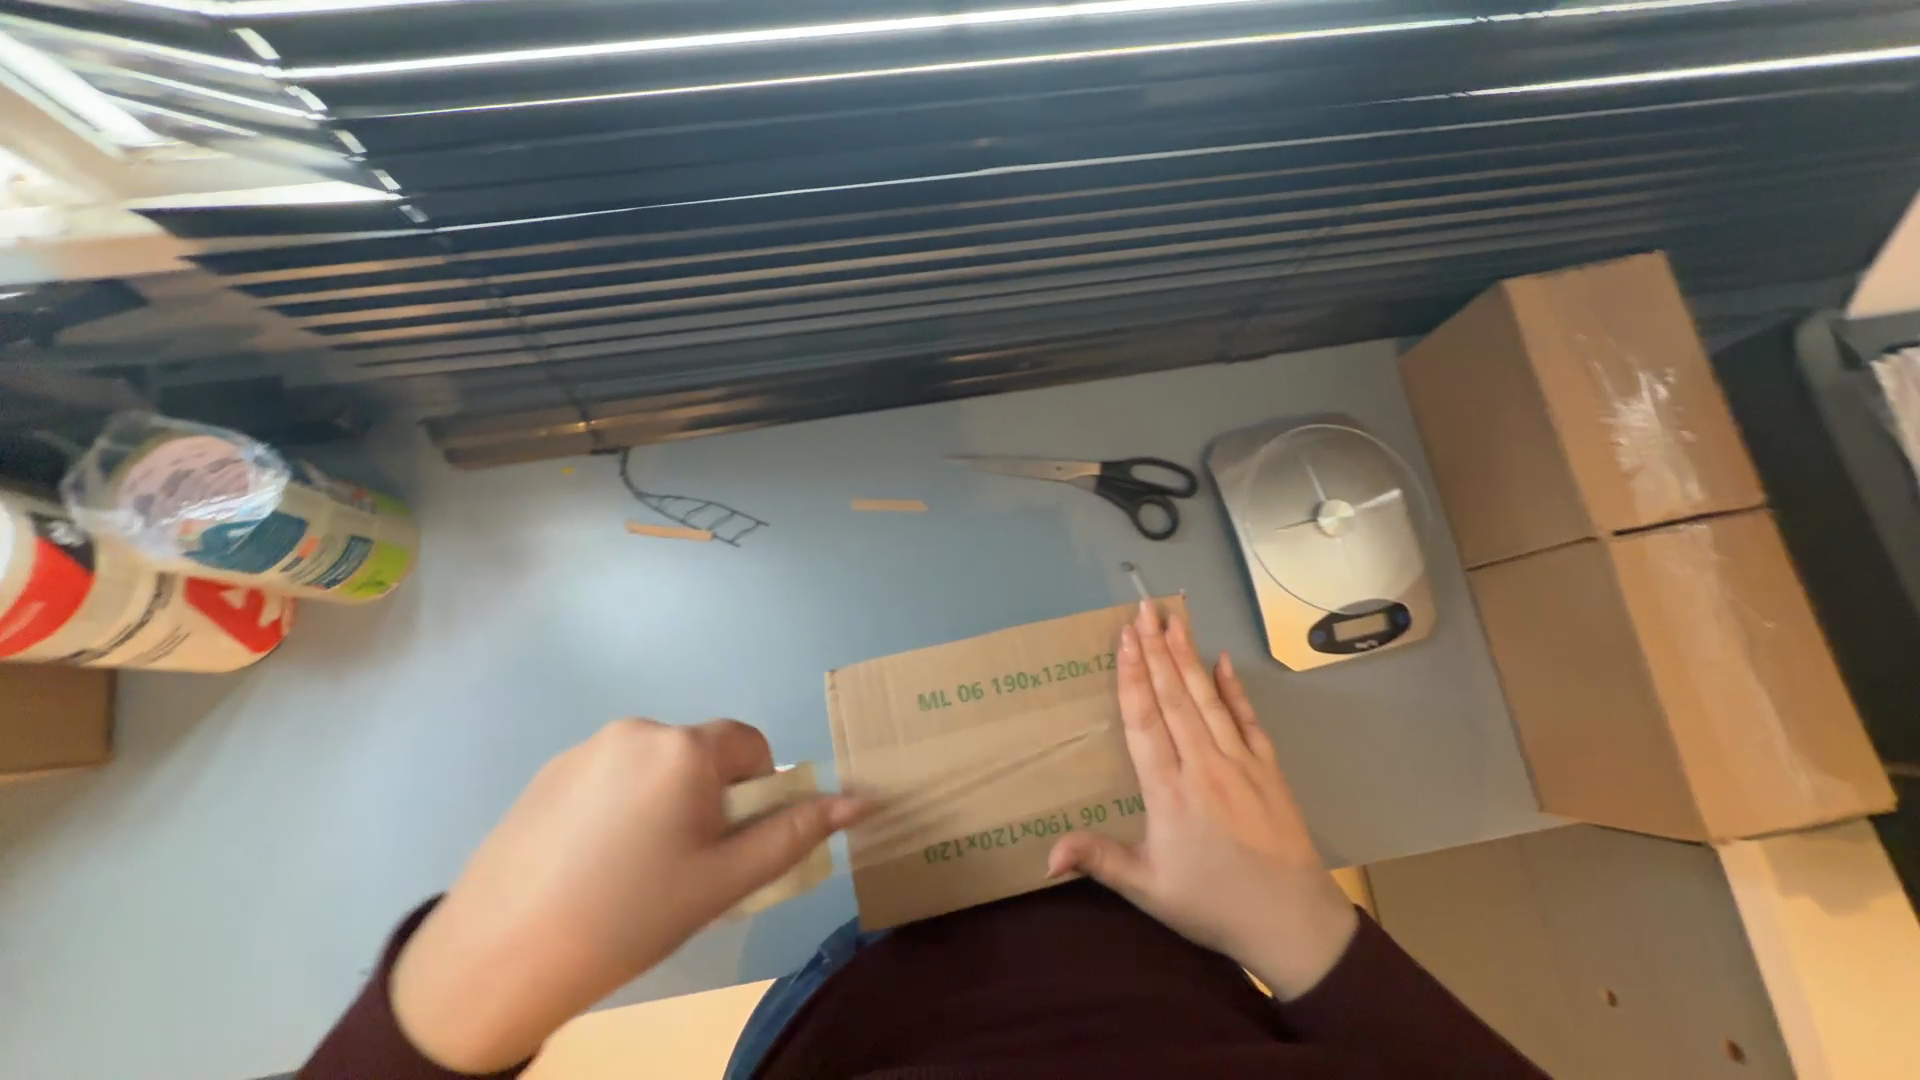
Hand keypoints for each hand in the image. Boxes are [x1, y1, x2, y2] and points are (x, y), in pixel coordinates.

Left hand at [391, 719, 871, 1073]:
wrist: (500, 956)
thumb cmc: (632, 915)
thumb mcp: (726, 881)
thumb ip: (795, 834)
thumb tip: (860, 802)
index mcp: (684, 749)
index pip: (750, 745)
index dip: (754, 792)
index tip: (727, 843)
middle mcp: (637, 730)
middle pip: (701, 754)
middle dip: (708, 798)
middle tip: (681, 864)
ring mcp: (586, 748)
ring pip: (655, 765)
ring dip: (663, 799)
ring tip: (631, 867)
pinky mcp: (548, 772)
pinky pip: (611, 774)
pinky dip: (619, 805)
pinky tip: (590, 861)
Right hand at [1047, 601, 1357, 999]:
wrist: (1293, 923)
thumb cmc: (1213, 904)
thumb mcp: (1148, 889)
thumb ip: (1098, 861)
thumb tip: (1044, 857)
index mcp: (1169, 791)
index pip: (1145, 721)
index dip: (1132, 677)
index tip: (1125, 639)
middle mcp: (1203, 765)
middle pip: (1174, 698)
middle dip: (1157, 650)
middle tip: (1144, 609)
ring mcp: (1240, 763)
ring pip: (1208, 699)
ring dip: (1189, 657)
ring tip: (1174, 619)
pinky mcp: (1268, 769)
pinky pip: (1248, 720)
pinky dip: (1235, 689)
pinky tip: (1224, 661)